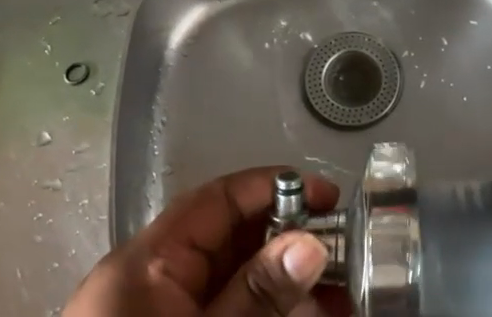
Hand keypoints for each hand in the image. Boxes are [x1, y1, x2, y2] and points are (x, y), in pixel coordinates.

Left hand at [65, 166, 340, 316]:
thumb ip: (258, 293)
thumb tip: (309, 243)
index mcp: (147, 261)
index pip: (219, 198)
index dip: (275, 188)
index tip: (327, 199)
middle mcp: (148, 278)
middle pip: (228, 237)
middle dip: (288, 240)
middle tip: (344, 255)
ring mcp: (155, 313)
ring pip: (230, 278)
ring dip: (283, 283)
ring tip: (338, 297)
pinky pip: (218, 308)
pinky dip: (259, 310)